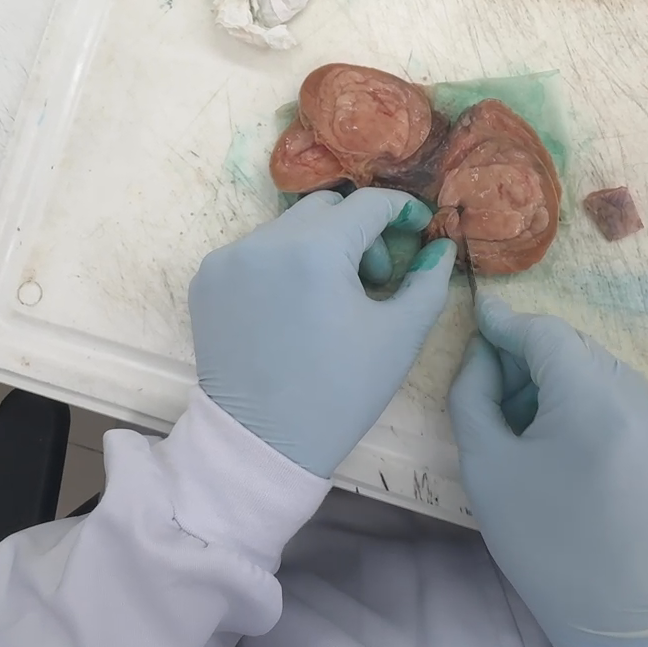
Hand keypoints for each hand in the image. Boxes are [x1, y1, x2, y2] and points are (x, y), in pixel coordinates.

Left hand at [189, 188, 453, 477]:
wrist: (260, 443)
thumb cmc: (339, 393)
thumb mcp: (397, 338)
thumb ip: (427, 283)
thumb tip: (440, 246)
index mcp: (316, 250)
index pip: (368, 203)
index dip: (400, 209)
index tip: (417, 228)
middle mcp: (266, 240)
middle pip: (326, 207)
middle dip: (358, 230)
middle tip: (372, 278)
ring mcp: (229, 257)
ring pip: (289, 227)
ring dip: (318, 245)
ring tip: (329, 297)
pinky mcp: (207, 277)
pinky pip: (255, 250)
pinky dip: (281, 263)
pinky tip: (290, 307)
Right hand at [450, 297, 647, 646]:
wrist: (626, 622)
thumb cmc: (544, 544)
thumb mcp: (484, 465)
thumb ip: (473, 390)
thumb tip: (486, 345)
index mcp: (598, 408)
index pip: (545, 333)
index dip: (506, 324)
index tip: (478, 319)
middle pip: (572, 349)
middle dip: (529, 360)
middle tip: (497, 396)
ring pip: (598, 368)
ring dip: (560, 381)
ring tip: (536, 429)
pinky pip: (625, 392)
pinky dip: (592, 400)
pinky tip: (576, 442)